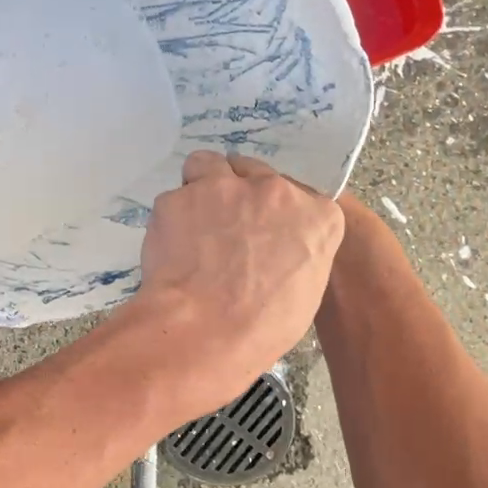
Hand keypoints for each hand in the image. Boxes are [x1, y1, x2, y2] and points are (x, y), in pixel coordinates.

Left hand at [126, 151, 345, 414]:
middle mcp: (273, 191)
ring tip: (189, 219)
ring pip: (205, 165)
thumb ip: (290, 244)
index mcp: (318, 214)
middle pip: (248, 170)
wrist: (208, 322)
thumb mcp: (304, 279)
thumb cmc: (265, 320)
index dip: (267, 204)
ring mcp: (222, 188)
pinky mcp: (177, 196)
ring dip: (198, 185)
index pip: (291, 190)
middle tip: (218, 220)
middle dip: (233, 188)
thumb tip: (265, 243)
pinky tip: (169, 242)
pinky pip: (172, 197)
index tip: (255, 222)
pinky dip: (169, 215)